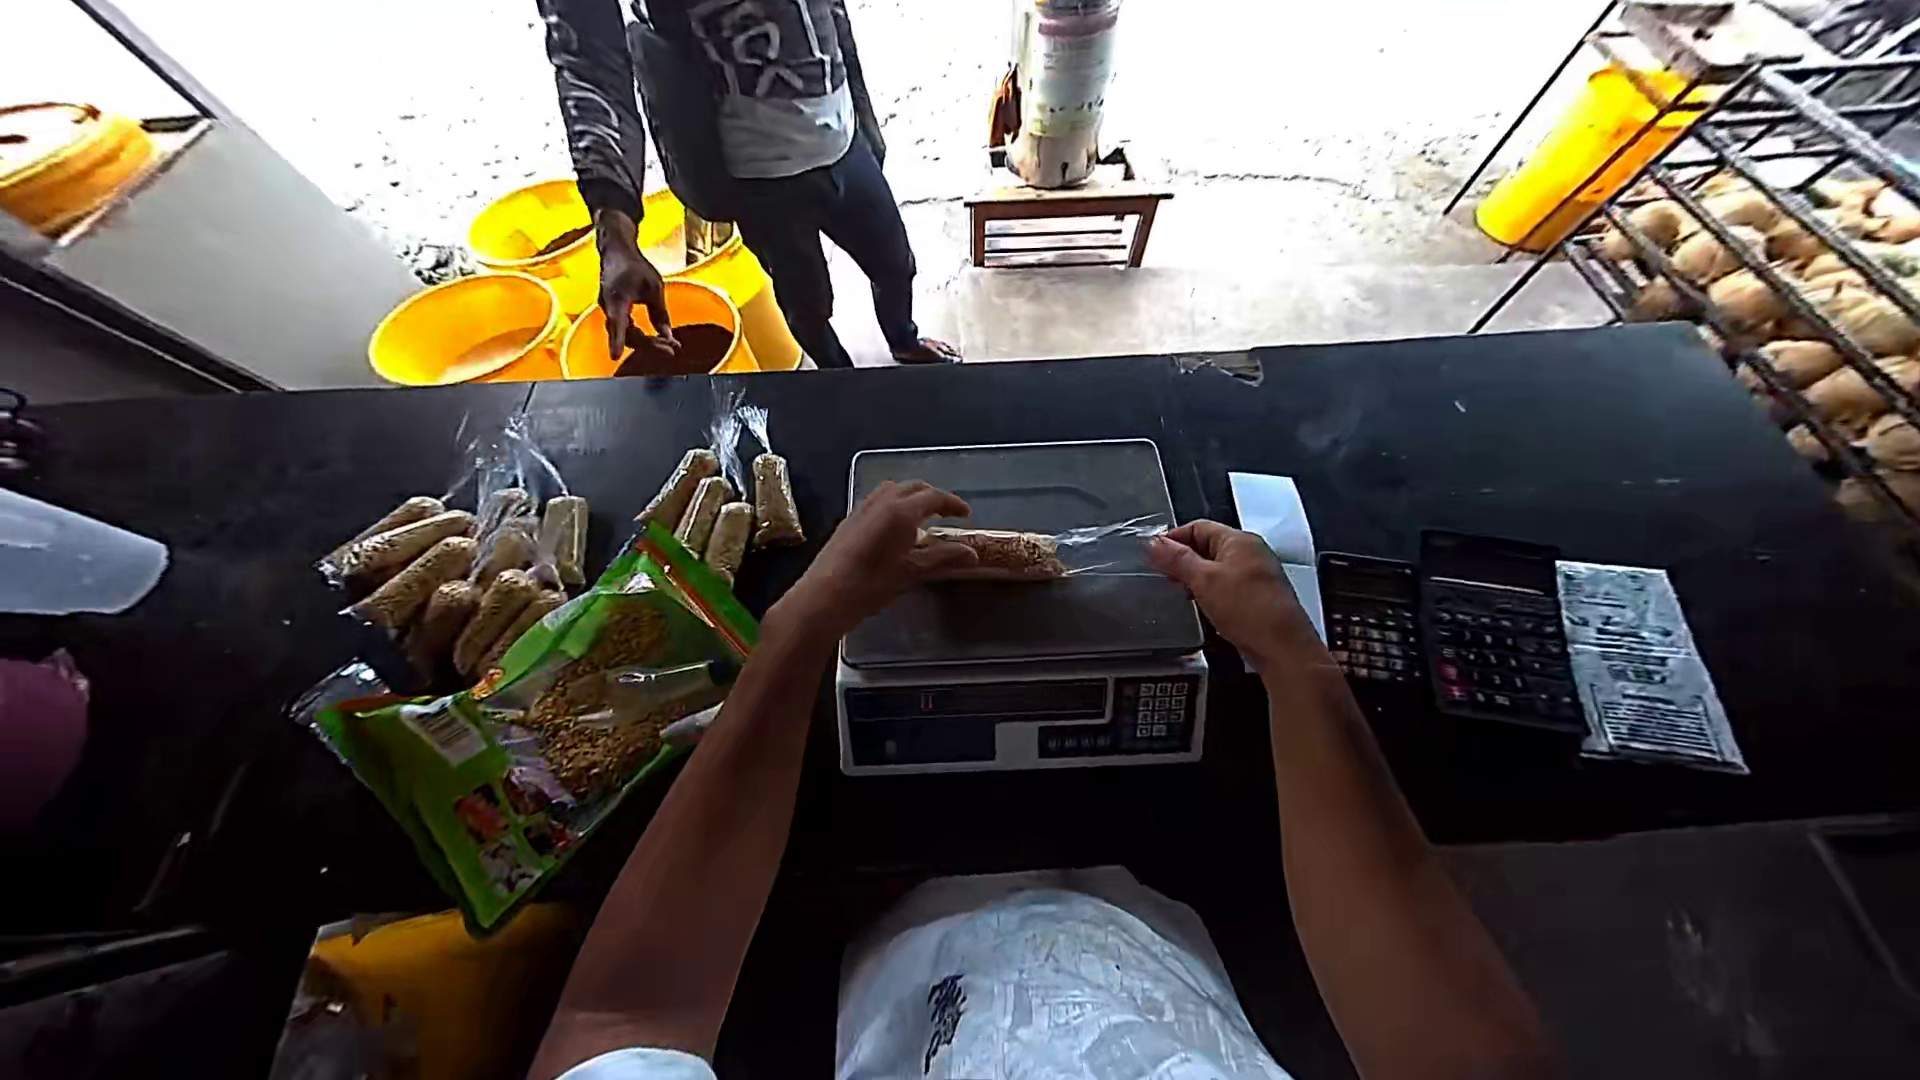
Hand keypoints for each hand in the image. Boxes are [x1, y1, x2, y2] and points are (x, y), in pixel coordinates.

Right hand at [594, 209, 673, 360]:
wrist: (617, 251)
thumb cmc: (635, 266)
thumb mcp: (655, 288)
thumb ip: (661, 314)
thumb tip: (669, 337)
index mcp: (616, 297)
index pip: (616, 323)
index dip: (616, 341)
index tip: (614, 356)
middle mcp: (608, 306)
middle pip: (627, 335)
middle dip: (650, 345)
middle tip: (672, 350)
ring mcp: (610, 310)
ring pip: (627, 335)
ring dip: (648, 343)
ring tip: (670, 346)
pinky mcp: (614, 312)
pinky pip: (626, 330)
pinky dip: (642, 337)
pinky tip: (659, 340)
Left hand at [769, 482, 978, 639]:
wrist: (824, 596)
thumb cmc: (871, 585)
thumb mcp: (912, 572)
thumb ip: (943, 558)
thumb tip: (971, 554)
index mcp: (901, 511)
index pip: (934, 497)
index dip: (953, 503)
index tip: (966, 514)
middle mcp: (882, 501)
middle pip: (915, 488)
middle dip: (934, 497)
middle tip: (948, 514)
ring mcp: (863, 507)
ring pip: (894, 489)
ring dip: (913, 497)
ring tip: (923, 517)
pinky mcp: (850, 518)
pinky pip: (879, 499)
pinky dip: (895, 503)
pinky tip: (896, 526)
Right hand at [1147, 520, 1325, 673]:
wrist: (1282, 648)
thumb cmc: (1252, 611)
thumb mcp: (1204, 580)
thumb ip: (1177, 559)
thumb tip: (1155, 544)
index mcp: (1240, 541)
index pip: (1197, 527)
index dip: (1172, 539)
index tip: (1154, 554)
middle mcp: (1250, 554)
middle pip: (1205, 547)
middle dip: (1182, 561)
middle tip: (1167, 576)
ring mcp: (1255, 576)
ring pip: (1214, 568)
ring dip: (1195, 579)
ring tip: (1184, 594)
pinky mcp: (1255, 597)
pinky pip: (1225, 587)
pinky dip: (1210, 593)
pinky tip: (1203, 607)